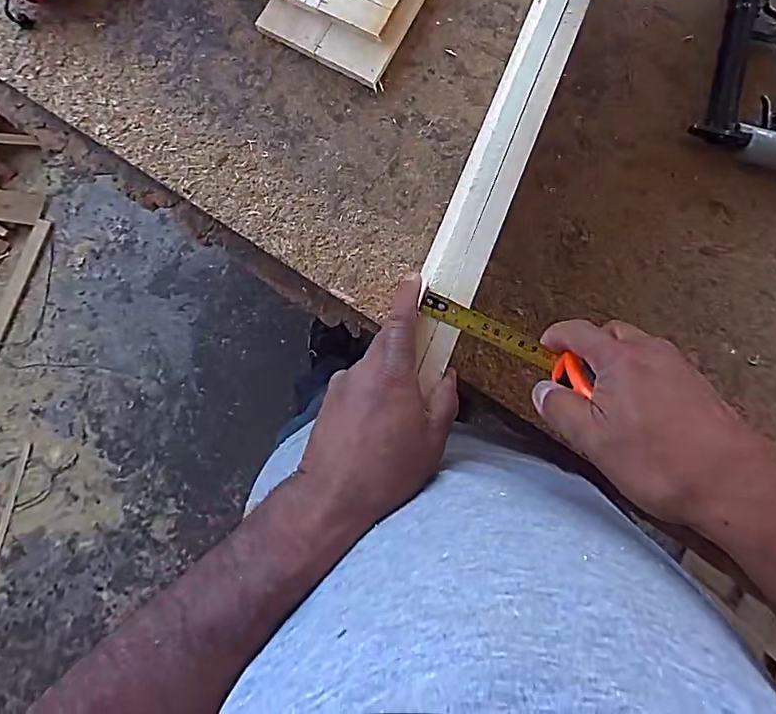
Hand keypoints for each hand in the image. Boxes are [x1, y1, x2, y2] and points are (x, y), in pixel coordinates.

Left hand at [294, 275, 459, 532]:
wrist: (331, 497)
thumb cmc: (387, 470)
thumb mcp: (432, 439)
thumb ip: (443, 399)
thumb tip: (446, 376)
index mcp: (392, 373)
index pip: (400, 322)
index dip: (407, 296)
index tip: (413, 279)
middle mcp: (363, 370)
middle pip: (387, 343)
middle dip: (405, 347)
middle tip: (422, 368)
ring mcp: (342, 384)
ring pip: (373, 367)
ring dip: (388, 378)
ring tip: (398, 417)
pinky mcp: (329, 400)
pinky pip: (358, 385)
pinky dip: (371, 395)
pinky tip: (375, 427)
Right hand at [532, 319, 775, 534]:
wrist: (734, 485)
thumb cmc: (666, 464)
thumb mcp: (593, 441)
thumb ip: (560, 409)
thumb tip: (543, 391)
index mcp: (620, 359)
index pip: (578, 331)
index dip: (557, 336)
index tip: (548, 345)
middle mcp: (651, 353)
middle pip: (610, 334)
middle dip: (589, 350)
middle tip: (579, 384)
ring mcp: (679, 367)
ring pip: (637, 350)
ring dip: (618, 365)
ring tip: (613, 406)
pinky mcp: (699, 386)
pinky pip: (660, 368)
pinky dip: (644, 378)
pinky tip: (644, 416)